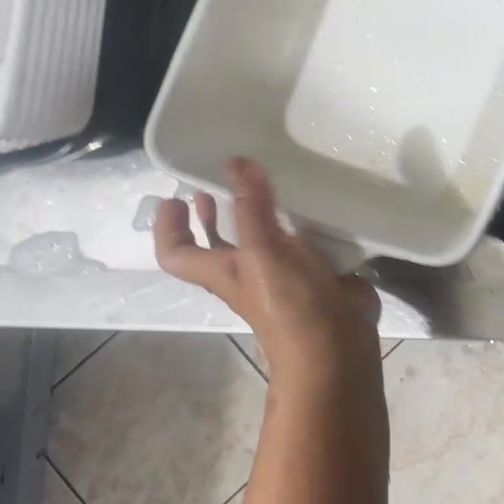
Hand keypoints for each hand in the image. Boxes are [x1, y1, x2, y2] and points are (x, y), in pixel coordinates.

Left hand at [154, 158, 378, 368]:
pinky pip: (304, 243)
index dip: (167, 227)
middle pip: (216, 246)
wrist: (335, 341)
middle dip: (209, 218)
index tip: (172, 197)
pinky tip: (318, 207)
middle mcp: (247, 273)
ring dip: (260, 215)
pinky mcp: (317, 273)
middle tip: (211, 188)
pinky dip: (304, 224)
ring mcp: (283, 275)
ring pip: (262, 242)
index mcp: (221, 271)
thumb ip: (252, 206)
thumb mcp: (264, 249)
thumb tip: (236, 162)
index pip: (176, 251)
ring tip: (267, 187)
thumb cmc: (288, 301)